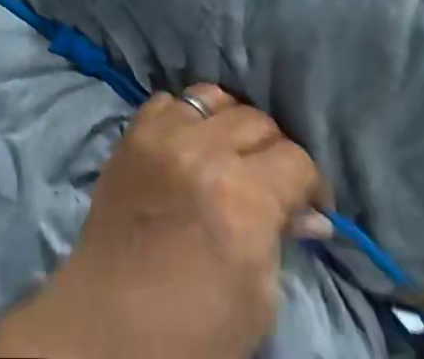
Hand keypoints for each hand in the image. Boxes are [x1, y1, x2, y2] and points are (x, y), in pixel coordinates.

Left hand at [0, 85, 329, 358]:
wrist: (112, 317)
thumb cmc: (197, 324)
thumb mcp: (261, 293)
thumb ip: (281, 237)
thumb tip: (307, 214)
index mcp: (241, 193)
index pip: (295, 158)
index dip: (310, 184)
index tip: (309, 207)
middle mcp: (198, 151)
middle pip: (254, 119)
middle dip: (273, 149)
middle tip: (272, 182)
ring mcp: (156, 137)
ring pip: (208, 98)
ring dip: (227, 122)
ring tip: (231, 153)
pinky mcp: (128, 137)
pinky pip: (164, 103)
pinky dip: (184, 115)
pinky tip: (189, 144)